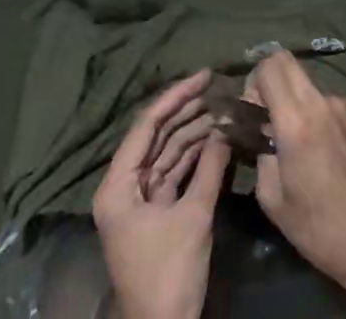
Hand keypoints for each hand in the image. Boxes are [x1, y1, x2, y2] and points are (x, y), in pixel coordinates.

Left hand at [94, 70, 230, 318]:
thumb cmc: (169, 270)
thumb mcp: (193, 215)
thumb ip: (210, 167)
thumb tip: (227, 128)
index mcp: (118, 185)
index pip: (147, 126)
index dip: (176, 96)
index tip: (204, 75)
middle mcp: (124, 186)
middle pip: (157, 136)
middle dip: (188, 112)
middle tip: (220, 88)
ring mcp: (140, 199)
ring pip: (168, 153)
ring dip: (196, 133)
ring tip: (225, 110)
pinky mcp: (157, 211)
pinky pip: (176, 172)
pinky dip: (197, 156)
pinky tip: (219, 139)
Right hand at [248, 51, 345, 288]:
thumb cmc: (314, 224)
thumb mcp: (271, 195)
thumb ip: (258, 150)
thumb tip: (252, 128)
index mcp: (297, 121)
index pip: (270, 67)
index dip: (252, 82)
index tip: (248, 112)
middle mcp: (321, 101)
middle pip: (287, 62)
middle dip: (267, 80)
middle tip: (261, 116)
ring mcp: (341, 104)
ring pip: (304, 81)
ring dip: (288, 97)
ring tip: (285, 138)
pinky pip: (321, 98)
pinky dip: (307, 109)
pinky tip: (310, 144)